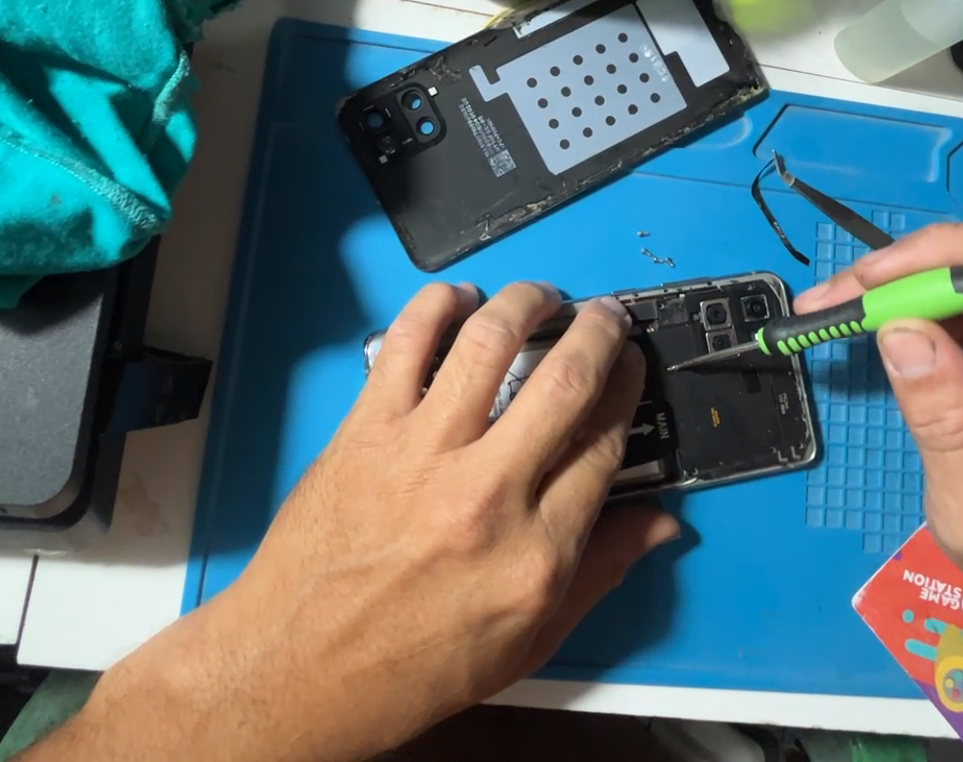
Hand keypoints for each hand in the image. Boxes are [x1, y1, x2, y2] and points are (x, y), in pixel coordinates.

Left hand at [88, 282, 678, 761]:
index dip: (627, 390)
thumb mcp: (528, 641)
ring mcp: (422, 452)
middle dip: (600, 333)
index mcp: (538, 552)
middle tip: (607, 313)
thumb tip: (663, 521)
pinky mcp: (367, 428)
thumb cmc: (420, 664)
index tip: (630, 365)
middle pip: (565, 383)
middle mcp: (487, 491)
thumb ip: (601, 571)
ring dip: (526, 301)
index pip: (605, 443)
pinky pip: (406, 344)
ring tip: (541, 294)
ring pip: (488, 343)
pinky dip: (435, 304)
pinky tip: (456, 297)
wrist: (300, 668)